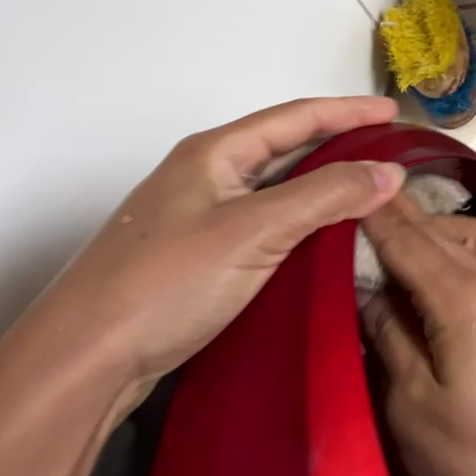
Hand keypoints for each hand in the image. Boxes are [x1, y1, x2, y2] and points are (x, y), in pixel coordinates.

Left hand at [40, 96, 404, 381]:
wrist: (79, 365)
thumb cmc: (167, 283)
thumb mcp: (256, 231)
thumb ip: (327, 195)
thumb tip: (392, 172)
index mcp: (213, 154)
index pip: (296, 116)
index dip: (349, 110)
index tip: (396, 112)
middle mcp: (204, 175)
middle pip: (285, 146)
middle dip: (339, 143)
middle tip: (389, 151)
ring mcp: (196, 217)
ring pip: (276, 186)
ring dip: (323, 184)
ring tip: (369, 191)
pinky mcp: (196, 256)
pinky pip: (266, 220)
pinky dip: (304, 218)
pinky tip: (326, 238)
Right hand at [358, 192, 475, 475]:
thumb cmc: (468, 452)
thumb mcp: (408, 399)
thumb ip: (390, 335)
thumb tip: (371, 293)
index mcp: (464, 299)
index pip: (411, 242)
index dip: (376, 215)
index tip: (346, 186)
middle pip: (441, 233)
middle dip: (400, 215)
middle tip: (358, 202)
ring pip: (471, 239)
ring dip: (433, 229)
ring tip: (390, 237)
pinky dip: (456, 249)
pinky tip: (431, 267)